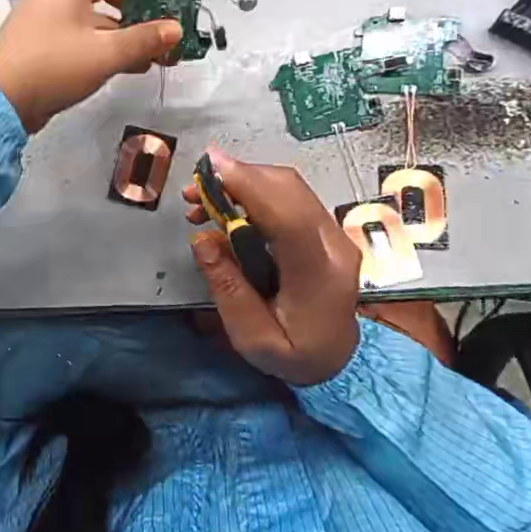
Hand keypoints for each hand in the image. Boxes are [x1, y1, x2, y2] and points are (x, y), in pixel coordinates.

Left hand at [0, 0, 182, 132]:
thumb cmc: (48, 65)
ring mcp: (54, 16)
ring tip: (153, 50)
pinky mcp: (50, 43)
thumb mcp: (104, 54)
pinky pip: (86, 33)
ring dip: (127, 24)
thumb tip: (174, 31)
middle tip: (159, 17)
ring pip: (97, 8)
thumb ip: (143, 41)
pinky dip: (110, 43)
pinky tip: (133, 65)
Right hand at [183, 147, 361, 384]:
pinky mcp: (324, 230)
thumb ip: (229, 291)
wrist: (338, 361)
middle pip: (290, 191)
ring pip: (290, 188)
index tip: (211, 170)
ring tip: (201, 201)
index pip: (289, 218)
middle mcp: (334, 245)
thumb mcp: (253, 339)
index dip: (250, 187)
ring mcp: (334, 234)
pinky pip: (290, 198)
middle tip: (191, 191)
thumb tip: (202, 241)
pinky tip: (226, 206)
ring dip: (244, 183)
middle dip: (239, 178)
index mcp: (319, 276)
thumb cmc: (296, 356)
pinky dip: (254, 192)